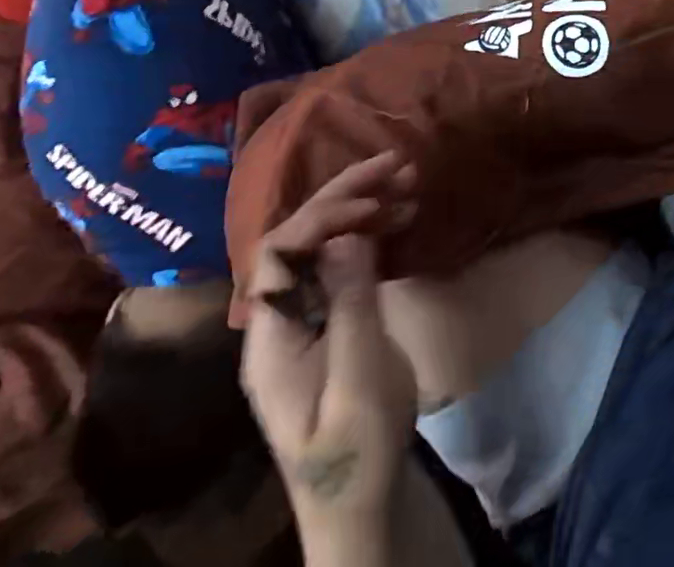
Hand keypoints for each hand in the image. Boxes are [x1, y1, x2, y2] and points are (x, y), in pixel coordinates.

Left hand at [241, 153, 419, 532]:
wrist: (361, 507)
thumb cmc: (358, 452)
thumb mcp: (359, 382)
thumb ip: (350, 304)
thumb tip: (347, 234)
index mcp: (269, 335)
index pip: (279, 253)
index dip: (320, 216)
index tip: (370, 201)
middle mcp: (276, 318)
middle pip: (298, 240)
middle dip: (342, 198)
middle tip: (392, 165)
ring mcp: (301, 320)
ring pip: (321, 249)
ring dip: (359, 211)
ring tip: (404, 182)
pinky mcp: (326, 324)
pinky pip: (340, 268)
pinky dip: (368, 240)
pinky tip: (397, 221)